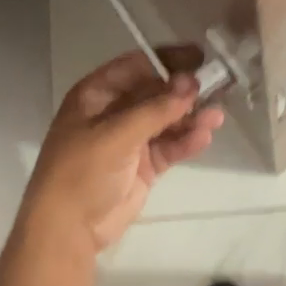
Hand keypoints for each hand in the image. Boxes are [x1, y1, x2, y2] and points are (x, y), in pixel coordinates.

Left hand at [21, 48, 225, 251]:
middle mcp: (114, 112)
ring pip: (166, 120)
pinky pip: (169, 146)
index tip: (199, 57)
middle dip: (184, 90)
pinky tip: (205, 137)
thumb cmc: (82, 171)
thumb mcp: (116, 134)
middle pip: (156, 92)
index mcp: (97, 94)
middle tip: (217, 86)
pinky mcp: (143, 165)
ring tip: (216, 117)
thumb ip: (156, 109)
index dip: (167, 60)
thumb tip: (191, 83)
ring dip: (190, 117)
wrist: (68, 229)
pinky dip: (186, 141)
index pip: (137, 65)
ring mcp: (130, 139)